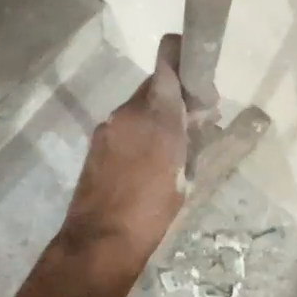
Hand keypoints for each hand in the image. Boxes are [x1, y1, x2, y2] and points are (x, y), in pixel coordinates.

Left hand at [59, 36, 188, 269]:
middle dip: (177, 96)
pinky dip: (140, 132)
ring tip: (173, 147)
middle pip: (155, 86)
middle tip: (196, 120)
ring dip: (158, 116)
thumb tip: (199, 116)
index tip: (200, 74)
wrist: (100, 240)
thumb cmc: (151, 213)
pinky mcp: (96, 144)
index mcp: (156, 114)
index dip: (183, 55)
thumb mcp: (184, 176)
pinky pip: (125, 126)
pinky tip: (149, 161)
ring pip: (139, 107)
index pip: (168, 62)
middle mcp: (128, 112)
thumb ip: (191, 139)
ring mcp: (108, 127)